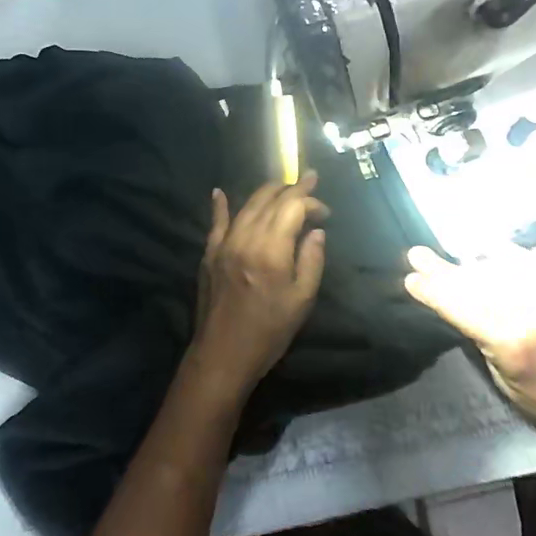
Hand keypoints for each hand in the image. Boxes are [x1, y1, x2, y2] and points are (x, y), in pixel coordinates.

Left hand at [190, 174, 329, 396]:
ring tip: (281, 186)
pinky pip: (216, 223)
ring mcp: (223, 244)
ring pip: (246, 207)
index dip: (311, 201)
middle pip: (269, 201)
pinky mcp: (209, 254)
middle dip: (290, 188)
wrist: (223, 354)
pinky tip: (219, 192)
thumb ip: (311, 261)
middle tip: (308, 181)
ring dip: (265, 193)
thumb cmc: (269, 331)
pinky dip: (220, 206)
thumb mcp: (301, 300)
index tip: (326, 210)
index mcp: (271, 249)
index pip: (293, 208)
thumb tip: (316, 231)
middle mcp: (245, 238)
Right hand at [403, 238, 535, 482]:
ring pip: (521, 262)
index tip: (410, 275)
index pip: (460, 306)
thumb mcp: (510, 391)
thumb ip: (488, 346)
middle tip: (422, 255)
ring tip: (470, 249)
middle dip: (448, 268)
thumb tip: (464, 314)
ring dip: (489, 254)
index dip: (431, 289)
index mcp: (516, 347)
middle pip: (484, 280)